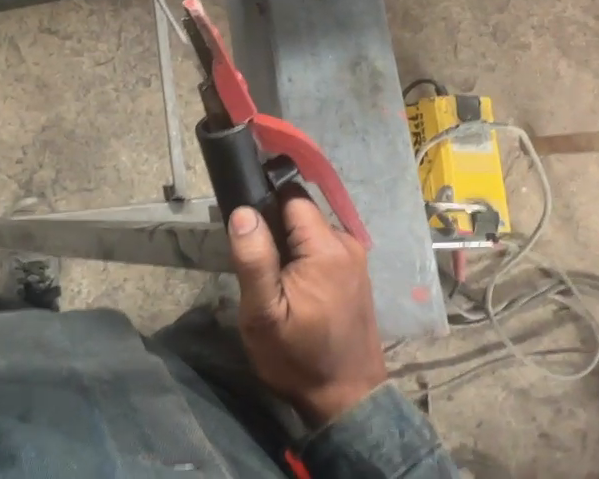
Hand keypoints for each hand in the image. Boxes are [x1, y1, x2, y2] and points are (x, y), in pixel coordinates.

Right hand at [227, 196, 387, 428]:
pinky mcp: (356, 276)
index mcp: (326, 248)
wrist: (347, 403)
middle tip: (256, 263)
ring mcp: (356, 260)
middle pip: (301, 212)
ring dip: (289, 245)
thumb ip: (254, 259)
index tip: (246, 228)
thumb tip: (242, 210)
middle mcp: (347, 244)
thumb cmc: (298, 358)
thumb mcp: (263, 314)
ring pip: (310, 230)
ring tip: (273, 279)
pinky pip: (322, 248)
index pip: (291, 196)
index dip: (264, 203)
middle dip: (275, 228)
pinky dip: (304, 258)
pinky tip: (293, 288)